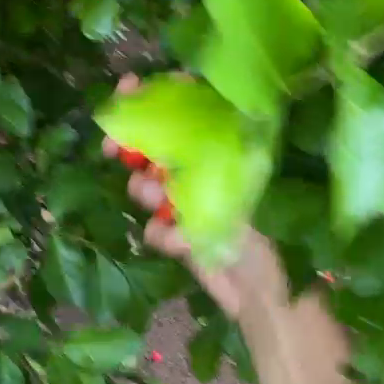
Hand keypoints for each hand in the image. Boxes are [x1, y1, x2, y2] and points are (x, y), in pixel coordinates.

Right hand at [99, 75, 275, 319]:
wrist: (267, 295)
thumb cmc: (272, 233)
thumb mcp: (240, 182)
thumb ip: (202, 155)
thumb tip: (168, 120)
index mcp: (229, 146)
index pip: (191, 106)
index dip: (159, 93)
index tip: (129, 88)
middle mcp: (208, 168)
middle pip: (158, 142)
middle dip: (131, 141)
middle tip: (111, 147)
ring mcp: (191, 202)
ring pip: (148, 184)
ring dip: (146, 189)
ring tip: (155, 197)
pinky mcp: (180, 236)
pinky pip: (153, 227)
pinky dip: (161, 233)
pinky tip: (178, 242)